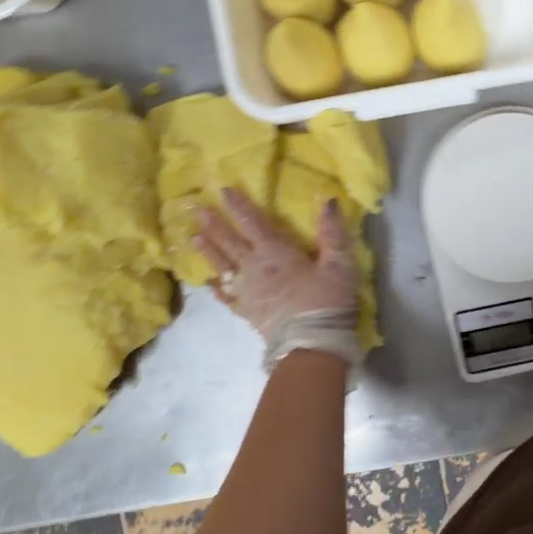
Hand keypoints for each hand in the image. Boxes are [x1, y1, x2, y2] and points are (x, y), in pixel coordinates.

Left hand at [194, 189, 362, 370]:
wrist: (311, 344)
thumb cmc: (327, 301)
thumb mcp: (339, 265)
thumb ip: (333, 233)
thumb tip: (328, 199)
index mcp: (276, 253)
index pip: (254, 223)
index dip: (239, 205)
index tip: (223, 190)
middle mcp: (255, 268)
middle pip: (230, 241)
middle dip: (214, 223)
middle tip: (195, 208)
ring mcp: (247, 291)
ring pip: (222, 266)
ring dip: (208, 250)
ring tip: (193, 237)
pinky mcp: (246, 311)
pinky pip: (225, 296)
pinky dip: (215, 287)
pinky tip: (208, 282)